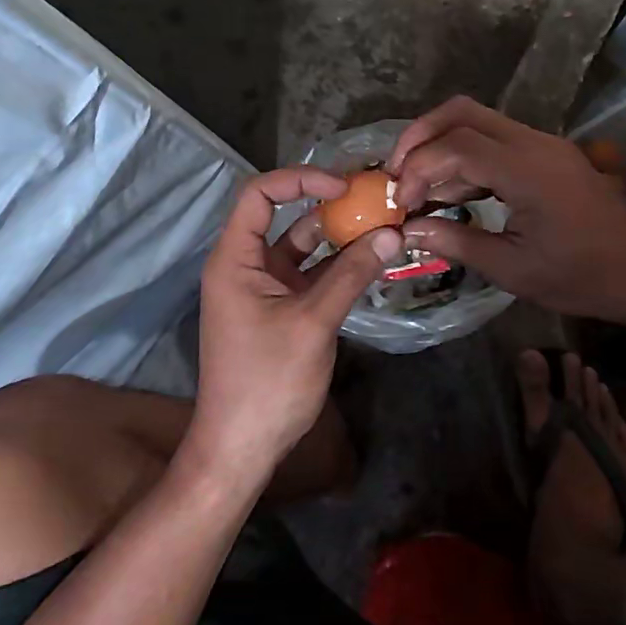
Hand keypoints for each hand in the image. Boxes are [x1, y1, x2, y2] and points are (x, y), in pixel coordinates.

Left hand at [189, 168, 400, 477]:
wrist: (241, 446)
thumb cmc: (268, 381)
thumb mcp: (313, 323)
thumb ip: (351, 275)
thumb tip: (391, 233)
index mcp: (234, 258)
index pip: (259, 194)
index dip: (299, 178)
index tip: (343, 184)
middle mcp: (244, 265)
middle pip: (282, 216)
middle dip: (327, 204)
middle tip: (374, 198)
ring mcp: (261, 288)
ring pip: (299, 247)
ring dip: (336, 237)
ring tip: (382, 224)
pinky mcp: (277, 309)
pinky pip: (307, 276)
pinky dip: (335, 267)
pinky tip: (370, 260)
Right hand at [387, 96, 625, 316]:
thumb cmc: (579, 276)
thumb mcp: (512, 268)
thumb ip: (455, 242)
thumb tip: (408, 230)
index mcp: (527, 171)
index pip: (456, 146)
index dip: (418, 168)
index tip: (402, 204)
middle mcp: (532, 144)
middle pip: (460, 112)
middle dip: (418, 137)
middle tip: (396, 172)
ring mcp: (540, 144)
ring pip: (473, 120)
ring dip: (437, 145)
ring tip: (416, 187)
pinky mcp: (542, 153)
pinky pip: (490, 139)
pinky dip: (460, 156)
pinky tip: (448, 192)